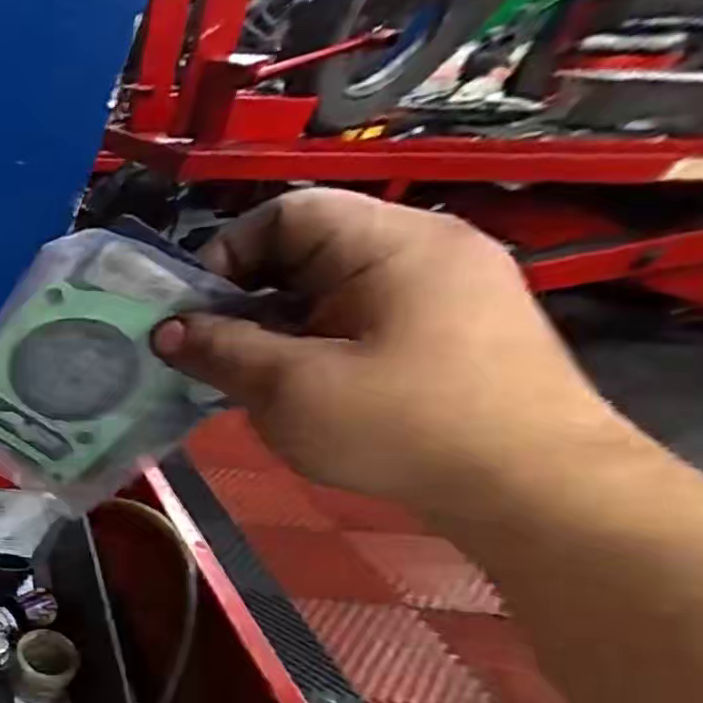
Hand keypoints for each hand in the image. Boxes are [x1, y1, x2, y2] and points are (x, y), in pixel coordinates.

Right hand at [153, 189, 645, 511]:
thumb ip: (223, 352)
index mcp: (390, 240)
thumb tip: (167, 331)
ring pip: (338, 292)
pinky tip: (315, 395)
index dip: (228, 255)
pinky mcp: (460, 332)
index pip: (288, 213)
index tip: (198, 316)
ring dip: (286, 330)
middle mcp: (426, 247)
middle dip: (253, 301)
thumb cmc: (403, 428)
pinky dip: (327, 347)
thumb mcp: (293, 390)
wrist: (535, 490)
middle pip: (312, 252)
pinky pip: (370, 320)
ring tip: (262, 383)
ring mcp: (451, 290)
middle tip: (222, 357)